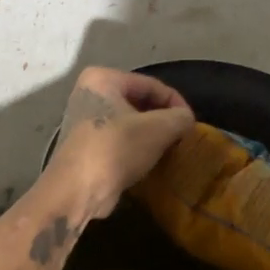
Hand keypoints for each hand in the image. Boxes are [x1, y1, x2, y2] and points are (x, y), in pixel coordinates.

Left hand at [45, 67, 194, 217]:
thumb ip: (179, 118)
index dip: (175, 102)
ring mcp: (84, 121)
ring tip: (169, 148)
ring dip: (150, 134)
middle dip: (162, 118)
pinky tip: (149, 160)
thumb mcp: (158, 129)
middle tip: (181, 135)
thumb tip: (186, 119)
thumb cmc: (116, 148)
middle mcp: (89, 94)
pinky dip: (136, 147)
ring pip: (129, 122)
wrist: (78, 189)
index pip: (150, 85)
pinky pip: (119, 139)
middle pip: (138, 102)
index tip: (191, 123)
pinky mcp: (85, 146)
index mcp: (102, 79)